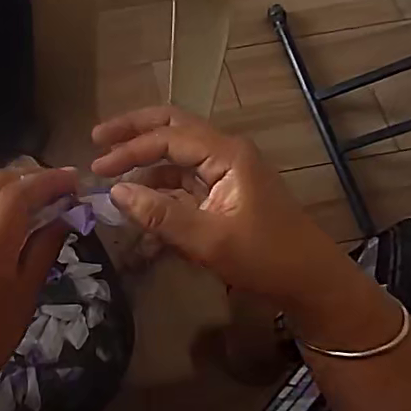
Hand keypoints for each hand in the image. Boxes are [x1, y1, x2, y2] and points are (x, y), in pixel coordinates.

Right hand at [89, 109, 390, 346]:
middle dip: (133, 131)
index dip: (129, 150)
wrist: (312, 283)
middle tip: (98, 137)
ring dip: (143, 158)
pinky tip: (137, 199)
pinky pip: (182, 178)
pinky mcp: (222, 191)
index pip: (167, 138)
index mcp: (226, 154)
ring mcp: (225, 171)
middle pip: (172, 127)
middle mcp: (225, 152)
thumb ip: (159, 214)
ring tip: (110, 171)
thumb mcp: (208, 239)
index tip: (98, 166)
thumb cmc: (265, 258)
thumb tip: (114, 192)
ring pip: (175, 151)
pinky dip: (157, 184)